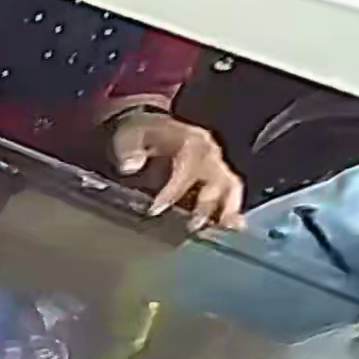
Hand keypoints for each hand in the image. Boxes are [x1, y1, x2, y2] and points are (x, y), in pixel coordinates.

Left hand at [110, 111, 244, 231]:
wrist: (146, 128)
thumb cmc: (137, 134)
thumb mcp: (128, 137)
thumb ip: (129, 150)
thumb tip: (130, 166)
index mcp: (191, 142)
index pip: (188, 168)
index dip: (173, 190)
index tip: (155, 210)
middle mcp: (209, 153)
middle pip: (218, 178)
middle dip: (207, 203)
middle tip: (192, 226)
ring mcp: (214, 164)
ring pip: (230, 186)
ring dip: (228, 208)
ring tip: (223, 230)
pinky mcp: (213, 176)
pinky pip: (228, 191)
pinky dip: (229, 208)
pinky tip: (229, 227)